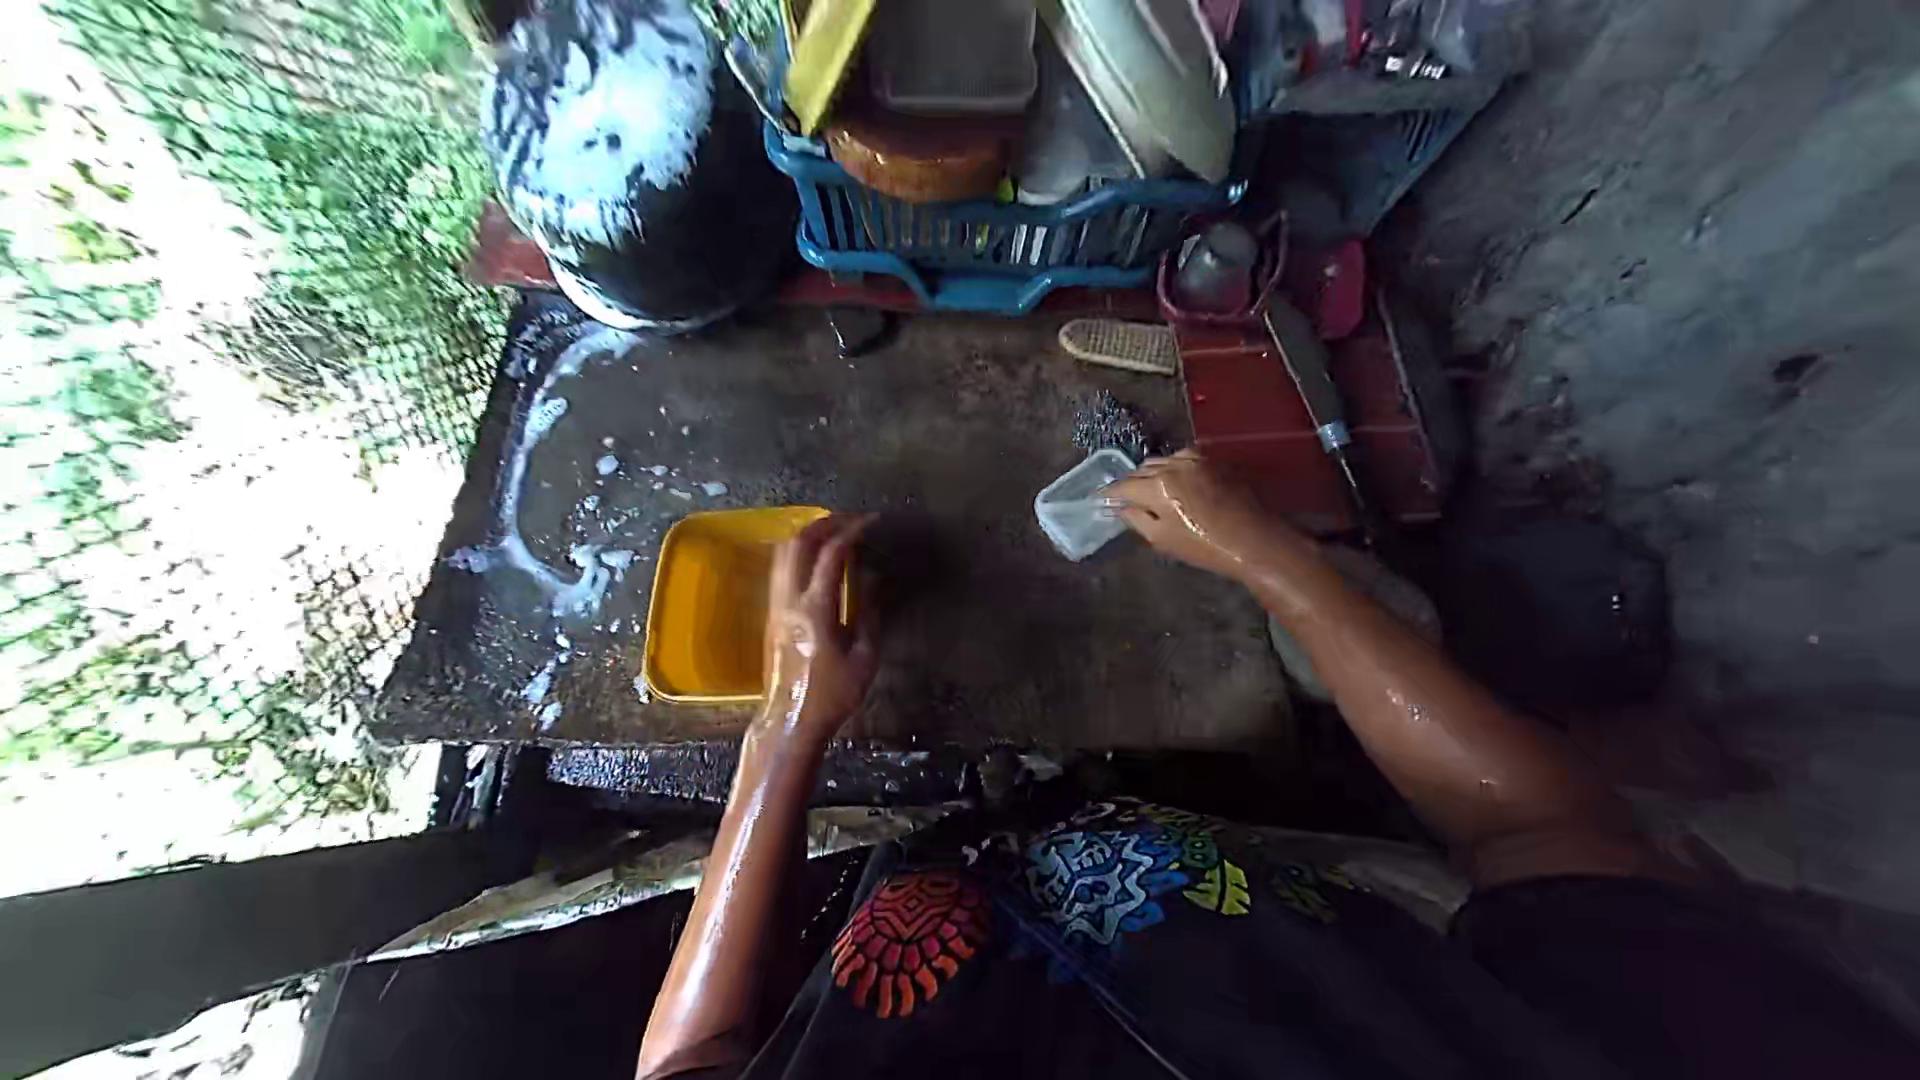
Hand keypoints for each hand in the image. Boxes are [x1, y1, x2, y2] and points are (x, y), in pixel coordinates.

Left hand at [757, 513, 879, 745]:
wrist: (790, 722)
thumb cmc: (833, 695)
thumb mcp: (864, 657)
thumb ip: (870, 612)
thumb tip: (873, 577)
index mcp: (816, 610)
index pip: (832, 554)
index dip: (853, 530)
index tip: (873, 521)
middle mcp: (789, 600)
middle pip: (799, 543)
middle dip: (826, 522)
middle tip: (852, 519)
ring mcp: (775, 605)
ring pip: (783, 552)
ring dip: (808, 533)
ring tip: (835, 529)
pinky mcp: (771, 613)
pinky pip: (780, 567)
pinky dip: (798, 550)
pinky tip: (816, 555)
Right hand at [1103, 449, 1306, 580]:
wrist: (1255, 540)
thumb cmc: (1204, 546)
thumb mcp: (1162, 539)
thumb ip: (1136, 519)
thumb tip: (1122, 508)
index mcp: (1158, 486)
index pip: (1123, 486)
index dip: (1108, 493)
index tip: (1098, 497)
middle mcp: (1174, 465)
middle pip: (1141, 470)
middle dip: (1130, 483)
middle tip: (1123, 497)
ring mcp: (1197, 460)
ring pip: (1162, 461)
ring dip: (1151, 473)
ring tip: (1148, 487)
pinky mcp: (1215, 461)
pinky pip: (1184, 458)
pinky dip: (1172, 467)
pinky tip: (1174, 480)